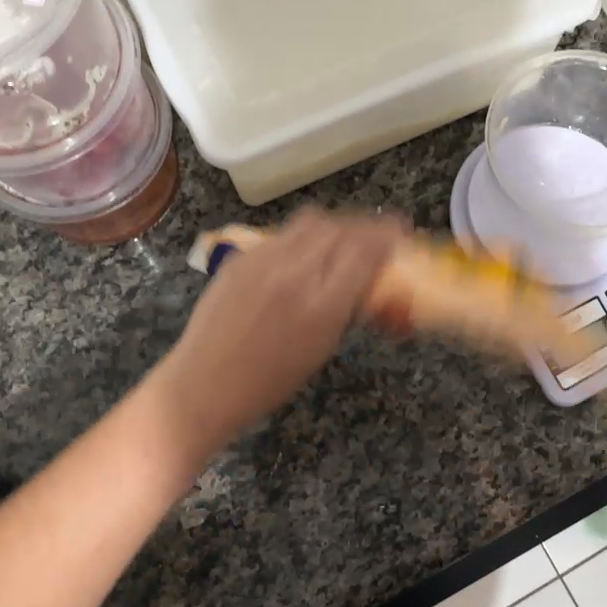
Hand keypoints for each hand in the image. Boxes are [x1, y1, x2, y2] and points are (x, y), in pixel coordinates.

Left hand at [149, 208, 405, 455]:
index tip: (401, 231)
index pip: (364, 251)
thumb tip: (369, 284)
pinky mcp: (240, 258)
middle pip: (341, 228)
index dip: (388, 236)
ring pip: (312, 221)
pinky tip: (305, 254)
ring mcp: (263, 261)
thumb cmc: (269, 383)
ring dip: (336, 226)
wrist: (204, 384)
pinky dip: (304, 237)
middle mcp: (294, 273)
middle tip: (377, 236)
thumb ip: (347, 309)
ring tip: (343, 240)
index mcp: (321, 306)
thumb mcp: (322, 350)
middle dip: (365, 227)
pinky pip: (283, 234)